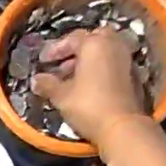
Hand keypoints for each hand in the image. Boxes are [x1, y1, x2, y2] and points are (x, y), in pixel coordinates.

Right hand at [30, 27, 149, 144]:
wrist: (120, 126)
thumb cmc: (88, 105)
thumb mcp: (61, 96)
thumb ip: (47, 84)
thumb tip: (35, 80)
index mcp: (94, 44)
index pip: (72, 39)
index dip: (55, 49)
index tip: (43, 61)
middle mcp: (112, 44)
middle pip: (91, 40)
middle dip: (75, 51)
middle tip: (61, 65)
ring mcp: (124, 59)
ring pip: (102, 52)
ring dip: (86, 61)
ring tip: (70, 78)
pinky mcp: (130, 74)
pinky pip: (110, 64)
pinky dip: (97, 69)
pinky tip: (86, 85)